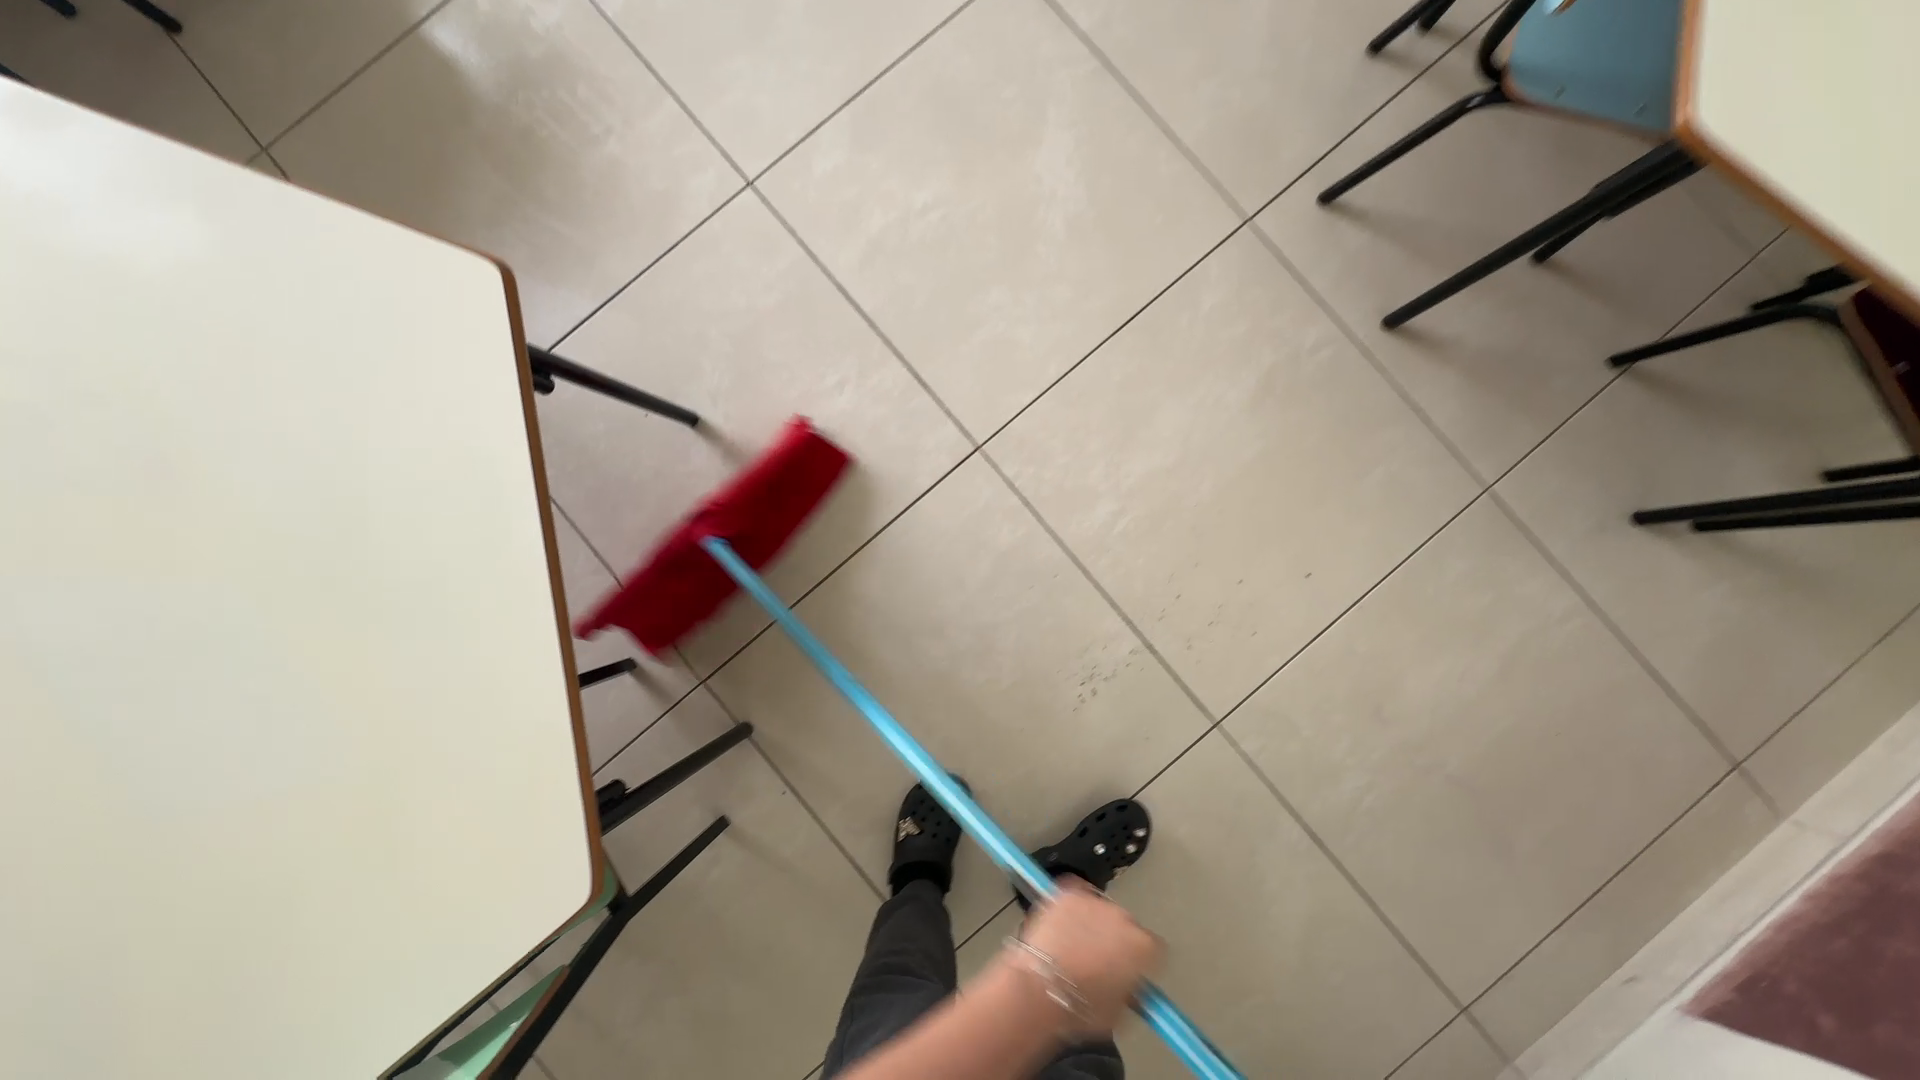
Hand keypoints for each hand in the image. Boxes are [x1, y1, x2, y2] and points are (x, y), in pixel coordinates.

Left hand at [1016, 877, 1163, 1033]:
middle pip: (1127, 925)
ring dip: (1094, 922)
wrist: (1040, 986)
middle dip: (1116, 939)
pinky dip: (1072, 906)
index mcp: (1144, 946)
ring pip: (1100, 909)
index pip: (1153, 948)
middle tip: (1098, 959)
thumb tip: (1129, 986)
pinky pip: (1076, 894)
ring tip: (1074, 943)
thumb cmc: (1081, 1006)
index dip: (1140, 960)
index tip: (1129, 970)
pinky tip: (1064, 922)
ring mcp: (1095, 901)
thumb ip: (1131, 991)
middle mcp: (1125, 917)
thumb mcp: (1119, 1010)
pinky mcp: (1068, 892)